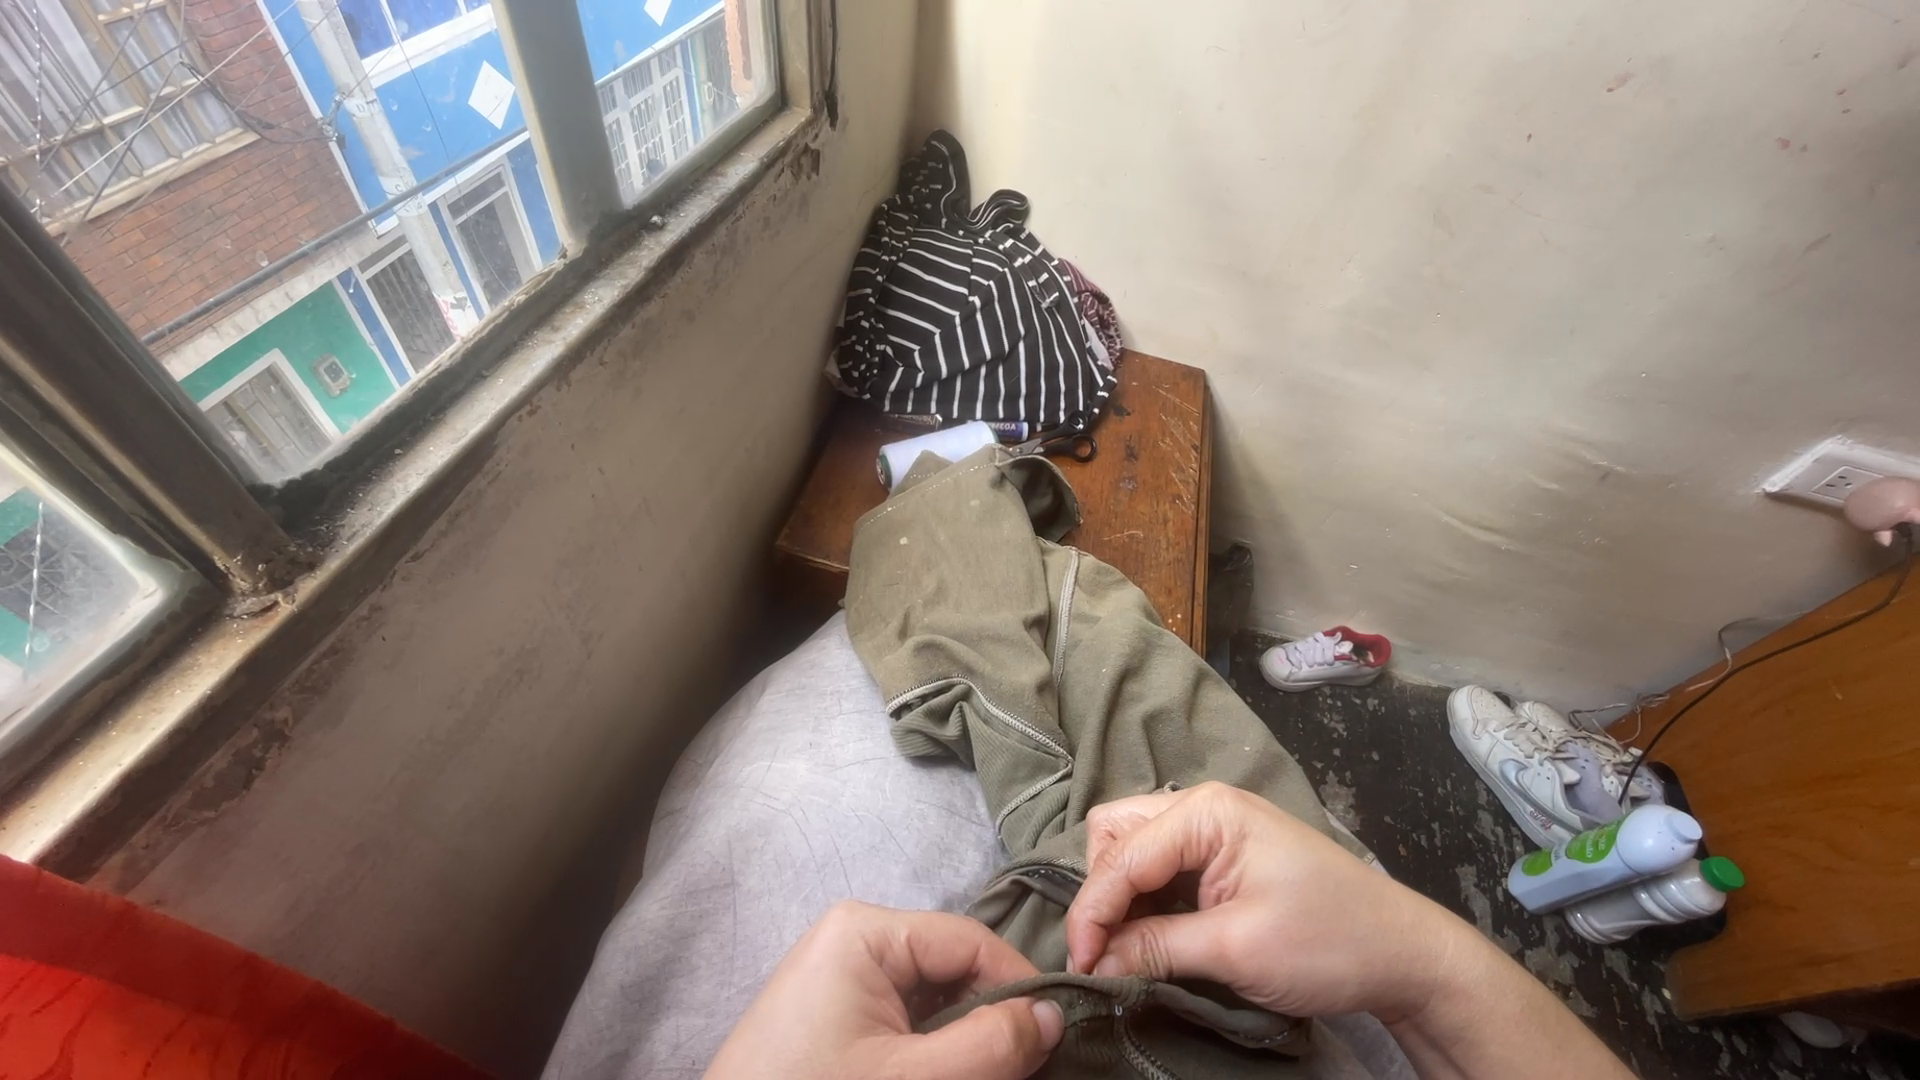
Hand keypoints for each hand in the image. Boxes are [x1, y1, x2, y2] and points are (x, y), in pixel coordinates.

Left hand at [705, 901, 1064, 1079]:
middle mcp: (854, 936)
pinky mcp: (834, 1012)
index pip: (968, 941)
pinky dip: (932, 1048)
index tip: (1059, 1033)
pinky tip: (946, 1072)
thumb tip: (1054, 1015)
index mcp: (866, 929)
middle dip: (990, 1017)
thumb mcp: (911, 1078)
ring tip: (991, 1071)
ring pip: (931, 996)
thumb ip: (989, 1045)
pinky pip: (902, 1017)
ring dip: (964, 1037)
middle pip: (950, 967)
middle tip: (1028, 1064)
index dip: (1018, 984)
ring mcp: (841, 973)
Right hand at [1064, 782, 1469, 1022]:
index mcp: (1205, 812)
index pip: (1122, 854)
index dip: (1093, 910)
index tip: (1081, 964)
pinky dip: (1143, 895)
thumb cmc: (1328, 943)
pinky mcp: (1217, 851)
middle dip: (1102, 888)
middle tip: (1106, 947)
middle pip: (1116, 832)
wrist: (1405, 953)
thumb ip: (1157, 948)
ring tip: (1127, 943)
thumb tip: (1095, 963)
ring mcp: (1209, 825)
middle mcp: (1199, 805)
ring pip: (1130, 843)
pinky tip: (1151, 929)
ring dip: (1119, 892)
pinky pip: (1157, 861)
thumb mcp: (1236, 949)